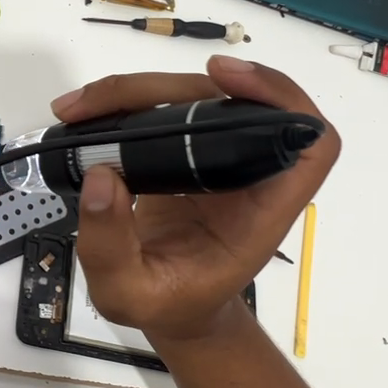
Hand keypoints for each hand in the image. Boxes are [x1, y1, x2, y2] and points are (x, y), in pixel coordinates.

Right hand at [52, 55, 339, 343]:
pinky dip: (125, 103)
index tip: (221, 81)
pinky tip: (87, 112)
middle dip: (168, 87)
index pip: (309, 143)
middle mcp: (246, 175)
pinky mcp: (184, 152)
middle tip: (108, 98)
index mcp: (260, 212)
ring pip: (194, 99)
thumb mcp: (130, 294)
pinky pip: (164, 111)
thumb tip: (102, 177)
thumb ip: (112, 248)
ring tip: (79, 107)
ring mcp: (215, 160)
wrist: (170, 306)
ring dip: (136, 91)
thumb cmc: (167, 305)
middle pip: (232, 103)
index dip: (281, 99)